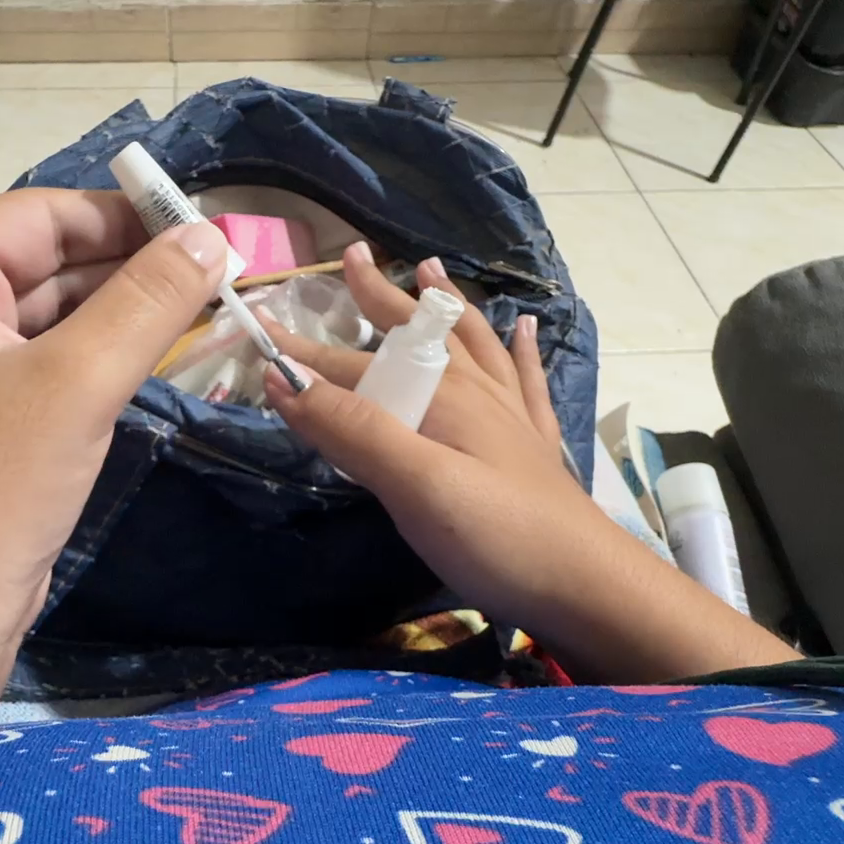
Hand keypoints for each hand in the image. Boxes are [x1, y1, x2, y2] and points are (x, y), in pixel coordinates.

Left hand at [0, 189, 229, 712]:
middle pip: (40, 267)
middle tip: (213, 273)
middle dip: (126, 269)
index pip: (33, 217)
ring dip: (117, 318)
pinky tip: (149, 362)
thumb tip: (212, 238)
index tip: (198, 228)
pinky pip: (42, 373)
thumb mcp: (77, 386)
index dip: (119, 215)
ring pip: (46, 324)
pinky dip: (95, 364)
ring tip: (198, 311)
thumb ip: (148, 304)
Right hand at [263, 244, 796, 680]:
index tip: (257, 328)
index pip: (353, 367)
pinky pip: (524, 381)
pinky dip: (519, 351)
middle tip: (354, 257)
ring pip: (472, 345)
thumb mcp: (415, 483)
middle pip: (416, 336)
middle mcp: (476, 394)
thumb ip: (353, 428)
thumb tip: (284, 378)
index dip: (302, 353)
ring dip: (446, 307)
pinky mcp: (532, 448)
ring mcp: (510, 418)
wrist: (586, 587)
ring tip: (431, 271)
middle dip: (379, 298)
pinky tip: (525, 331)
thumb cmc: (495, 536)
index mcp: (441, 397)